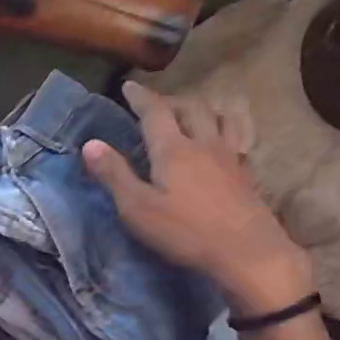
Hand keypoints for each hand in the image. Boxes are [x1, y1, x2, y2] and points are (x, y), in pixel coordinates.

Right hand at [82, 82, 314, 315]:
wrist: (248, 253)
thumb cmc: (184, 231)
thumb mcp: (137, 207)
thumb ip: (114, 174)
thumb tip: (90, 144)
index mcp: (174, 150)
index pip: (155, 112)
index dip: (141, 97)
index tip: (129, 86)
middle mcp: (204, 144)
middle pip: (191, 109)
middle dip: (171, 101)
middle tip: (155, 104)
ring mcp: (230, 158)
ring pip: (219, 119)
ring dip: (202, 109)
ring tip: (191, 114)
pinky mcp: (246, 174)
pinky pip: (236, 138)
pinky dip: (223, 130)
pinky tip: (219, 143)